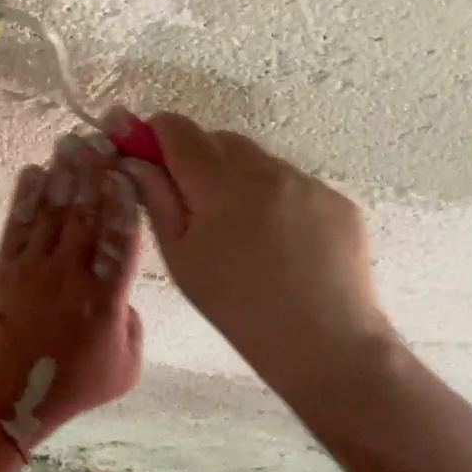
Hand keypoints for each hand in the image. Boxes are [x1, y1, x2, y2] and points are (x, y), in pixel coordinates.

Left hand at [0, 134, 145, 447]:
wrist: (12, 389)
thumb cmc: (75, 382)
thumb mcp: (126, 362)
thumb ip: (130, 317)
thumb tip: (121, 285)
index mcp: (103, 301)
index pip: (117, 242)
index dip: (121, 204)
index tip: (125, 171)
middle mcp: (68, 276)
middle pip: (84, 216)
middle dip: (92, 174)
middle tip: (99, 139)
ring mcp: (33, 267)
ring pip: (51, 213)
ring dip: (62, 175)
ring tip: (70, 143)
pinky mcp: (6, 265)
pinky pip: (18, 224)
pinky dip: (26, 196)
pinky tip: (34, 170)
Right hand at [113, 109, 396, 397]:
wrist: (325, 344)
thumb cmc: (235, 303)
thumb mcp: (179, 254)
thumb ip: (155, 196)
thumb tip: (133, 160)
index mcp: (219, 180)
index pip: (175, 127)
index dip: (153, 136)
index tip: (145, 159)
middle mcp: (265, 168)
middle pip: (217, 139)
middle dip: (196, 158)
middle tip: (191, 202)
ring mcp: (307, 182)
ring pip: (255, 159)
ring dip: (236, 176)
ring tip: (238, 227)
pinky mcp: (338, 200)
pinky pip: (291, 182)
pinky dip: (274, 196)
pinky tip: (276, 239)